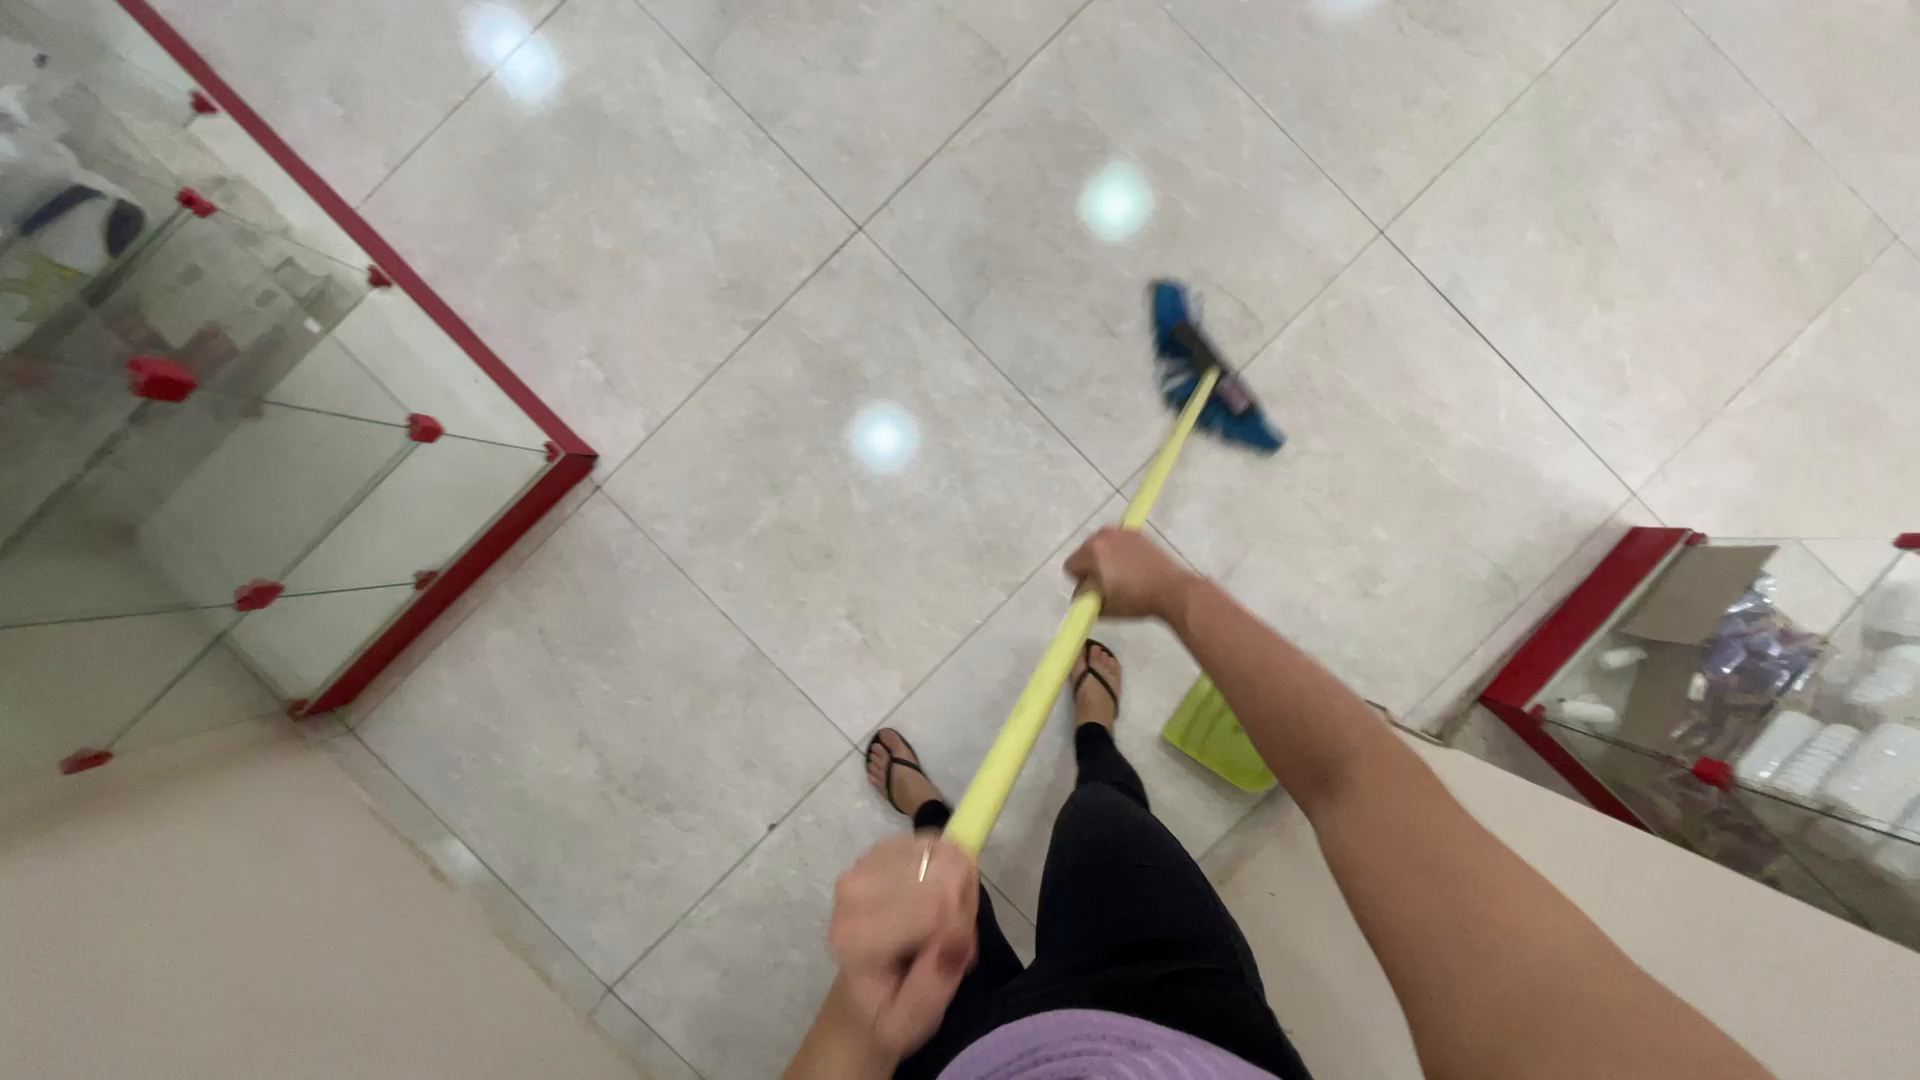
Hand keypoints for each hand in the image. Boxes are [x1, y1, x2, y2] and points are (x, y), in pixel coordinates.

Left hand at [827, 834, 978, 1060]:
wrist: (861, 995)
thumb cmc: (887, 1012)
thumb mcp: (912, 1023)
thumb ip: (933, 985)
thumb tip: (952, 938)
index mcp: (856, 936)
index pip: (932, 906)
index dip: (960, 927)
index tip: (960, 954)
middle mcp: (854, 890)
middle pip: (940, 870)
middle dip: (961, 904)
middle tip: (955, 939)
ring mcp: (866, 863)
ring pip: (941, 852)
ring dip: (957, 886)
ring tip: (947, 920)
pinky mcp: (880, 849)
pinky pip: (935, 843)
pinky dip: (949, 867)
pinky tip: (938, 896)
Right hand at [1063, 526, 1197, 619]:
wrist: (1172, 589)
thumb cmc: (1135, 599)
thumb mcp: (1103, 607)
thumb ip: (1084, 600)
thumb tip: (1082, 595)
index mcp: (1091, 552)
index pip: (1070, 566)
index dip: (1079, 581)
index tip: (1094, 590)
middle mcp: (1103, 535)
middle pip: (1084, 552)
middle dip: (1091, 566)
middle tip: (1107, 583)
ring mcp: (1121, 532)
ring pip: (1101, 545)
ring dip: (1105, 558)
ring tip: (1121, 575)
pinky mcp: (1137, 533)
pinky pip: (1118, 542)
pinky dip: (1120, 552)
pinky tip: (1133, 566)